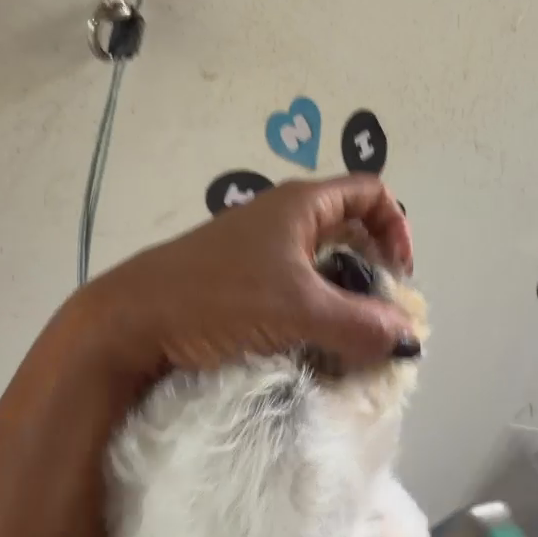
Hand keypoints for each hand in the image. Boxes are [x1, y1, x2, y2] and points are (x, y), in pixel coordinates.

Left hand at [77, 175, 418, 387]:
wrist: (129, 321)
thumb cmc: (217, 298)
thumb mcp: (298, 311)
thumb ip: (360, 325)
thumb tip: (408, 340)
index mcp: (302, 204)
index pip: (371, 193)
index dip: (396, 227)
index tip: (397, 275)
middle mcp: (285, 217)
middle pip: (350, 228)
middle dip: (374, 268)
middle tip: (380, 313)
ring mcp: (261, 248)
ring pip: (323, 262)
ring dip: (345, 295)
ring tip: (351, 337)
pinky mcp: (243, 278)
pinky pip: (297, 285)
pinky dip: (316, 309)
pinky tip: (314, 343)